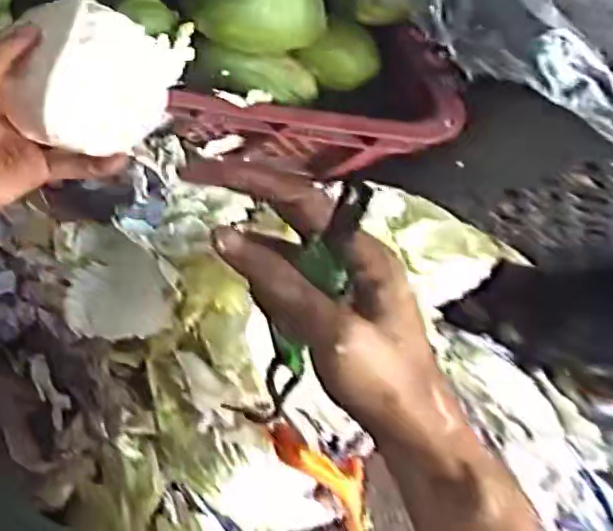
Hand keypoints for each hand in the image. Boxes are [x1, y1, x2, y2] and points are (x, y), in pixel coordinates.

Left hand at [0, 26, 127, 216]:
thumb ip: (3, 57)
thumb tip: (33, 28)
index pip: (24, 68)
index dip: (45, 54)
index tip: (73, 39)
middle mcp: (15, 114)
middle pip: (51, 98)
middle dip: (77, 88)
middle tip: (110, 73)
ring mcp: (30, 142)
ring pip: (69, 130)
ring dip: (95, 124)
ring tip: (126, 111)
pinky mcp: (41, 169)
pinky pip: (74, 164)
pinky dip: (97, 162)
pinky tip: (121, 156)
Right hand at [186, 160, 470, 448]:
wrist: (419, 440)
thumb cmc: (385, 382)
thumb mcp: (330, 328)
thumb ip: (275, 278)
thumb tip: (218, 232)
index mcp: (362, 251)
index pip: (297, 195)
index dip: (248, 177)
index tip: (202, 171)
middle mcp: (349, 252)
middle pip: (286, 206)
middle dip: (242, 191)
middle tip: (193, 178)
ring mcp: (335, 274)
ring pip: (277, 243)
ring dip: (252, 251)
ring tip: (242, 272)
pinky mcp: (321, 296)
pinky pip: (277, 272)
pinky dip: (260, 278)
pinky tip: (266, 305)